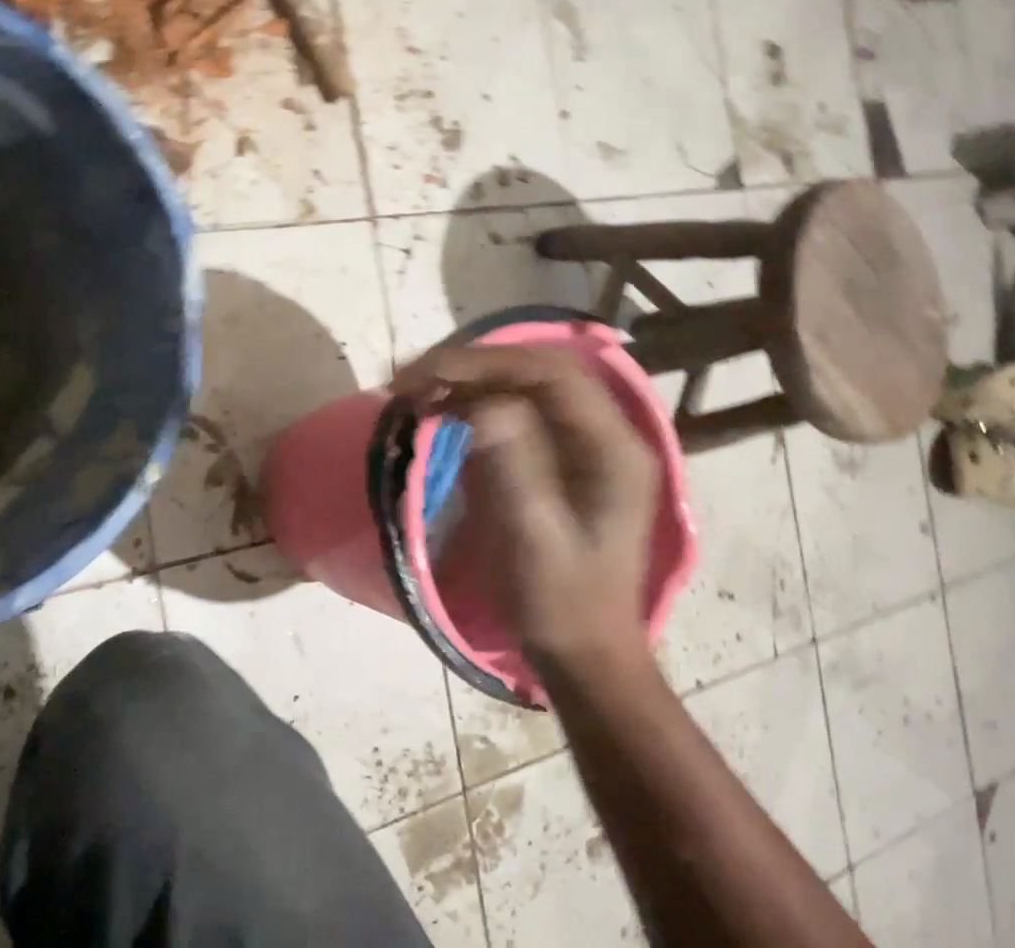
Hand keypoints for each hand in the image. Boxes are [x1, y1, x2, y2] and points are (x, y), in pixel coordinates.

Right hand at [392, 344, 659, 667]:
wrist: (582, 653)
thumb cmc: (560, 602)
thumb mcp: (533, 539)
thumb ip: (514, 467)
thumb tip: (481, 404)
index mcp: (611, 448)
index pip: (549, 372)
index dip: (482, 362)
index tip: (419, 376)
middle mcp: (602, 435)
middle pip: (536, 369)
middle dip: (468, 365)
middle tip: (404, 382)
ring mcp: (580, 447)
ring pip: (522, 385)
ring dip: (465, 380)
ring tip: (410, 393)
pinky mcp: (556, 462)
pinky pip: (514, 411)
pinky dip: (469, 403)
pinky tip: (436, 413)